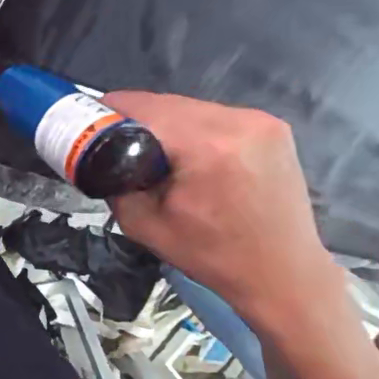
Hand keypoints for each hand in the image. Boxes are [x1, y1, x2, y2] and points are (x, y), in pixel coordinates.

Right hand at [103, 91, 336, 318]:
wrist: (285, 276)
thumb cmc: (215, 258)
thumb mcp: (146, 226)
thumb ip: (116, 184)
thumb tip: (100, 158)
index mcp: (207, 145)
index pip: (144, 107)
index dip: (112, 112)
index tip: (92, 124)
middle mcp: (238, 122)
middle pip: (169, 103)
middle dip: (139, 119)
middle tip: (117, 141)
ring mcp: (261, 121)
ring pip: (193, 108)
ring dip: (169, 123)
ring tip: (155, 150)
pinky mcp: (274, 127)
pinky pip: (218, 117)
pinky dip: (197, 130)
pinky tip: (192, 154)